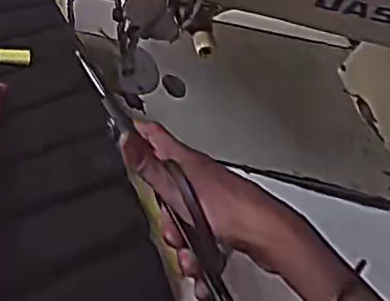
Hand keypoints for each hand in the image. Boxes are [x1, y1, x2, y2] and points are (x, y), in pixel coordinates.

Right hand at [121, 119, 309, 278]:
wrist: (265, 233)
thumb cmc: (228, 205)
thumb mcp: (176, 187)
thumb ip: (148, 165)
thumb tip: (124, 139)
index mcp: (182, 158)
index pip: (154, 134)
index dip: (138, 130)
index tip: (125, 129)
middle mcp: (195, 173)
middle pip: (164, 183)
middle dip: (160, 208)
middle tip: (166, 222)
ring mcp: (209, 196)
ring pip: (181, 214)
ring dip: (180, 237)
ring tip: (187, 251)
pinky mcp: (221, 219)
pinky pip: (199, 234)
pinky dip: (197, 250)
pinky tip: (200, 261)